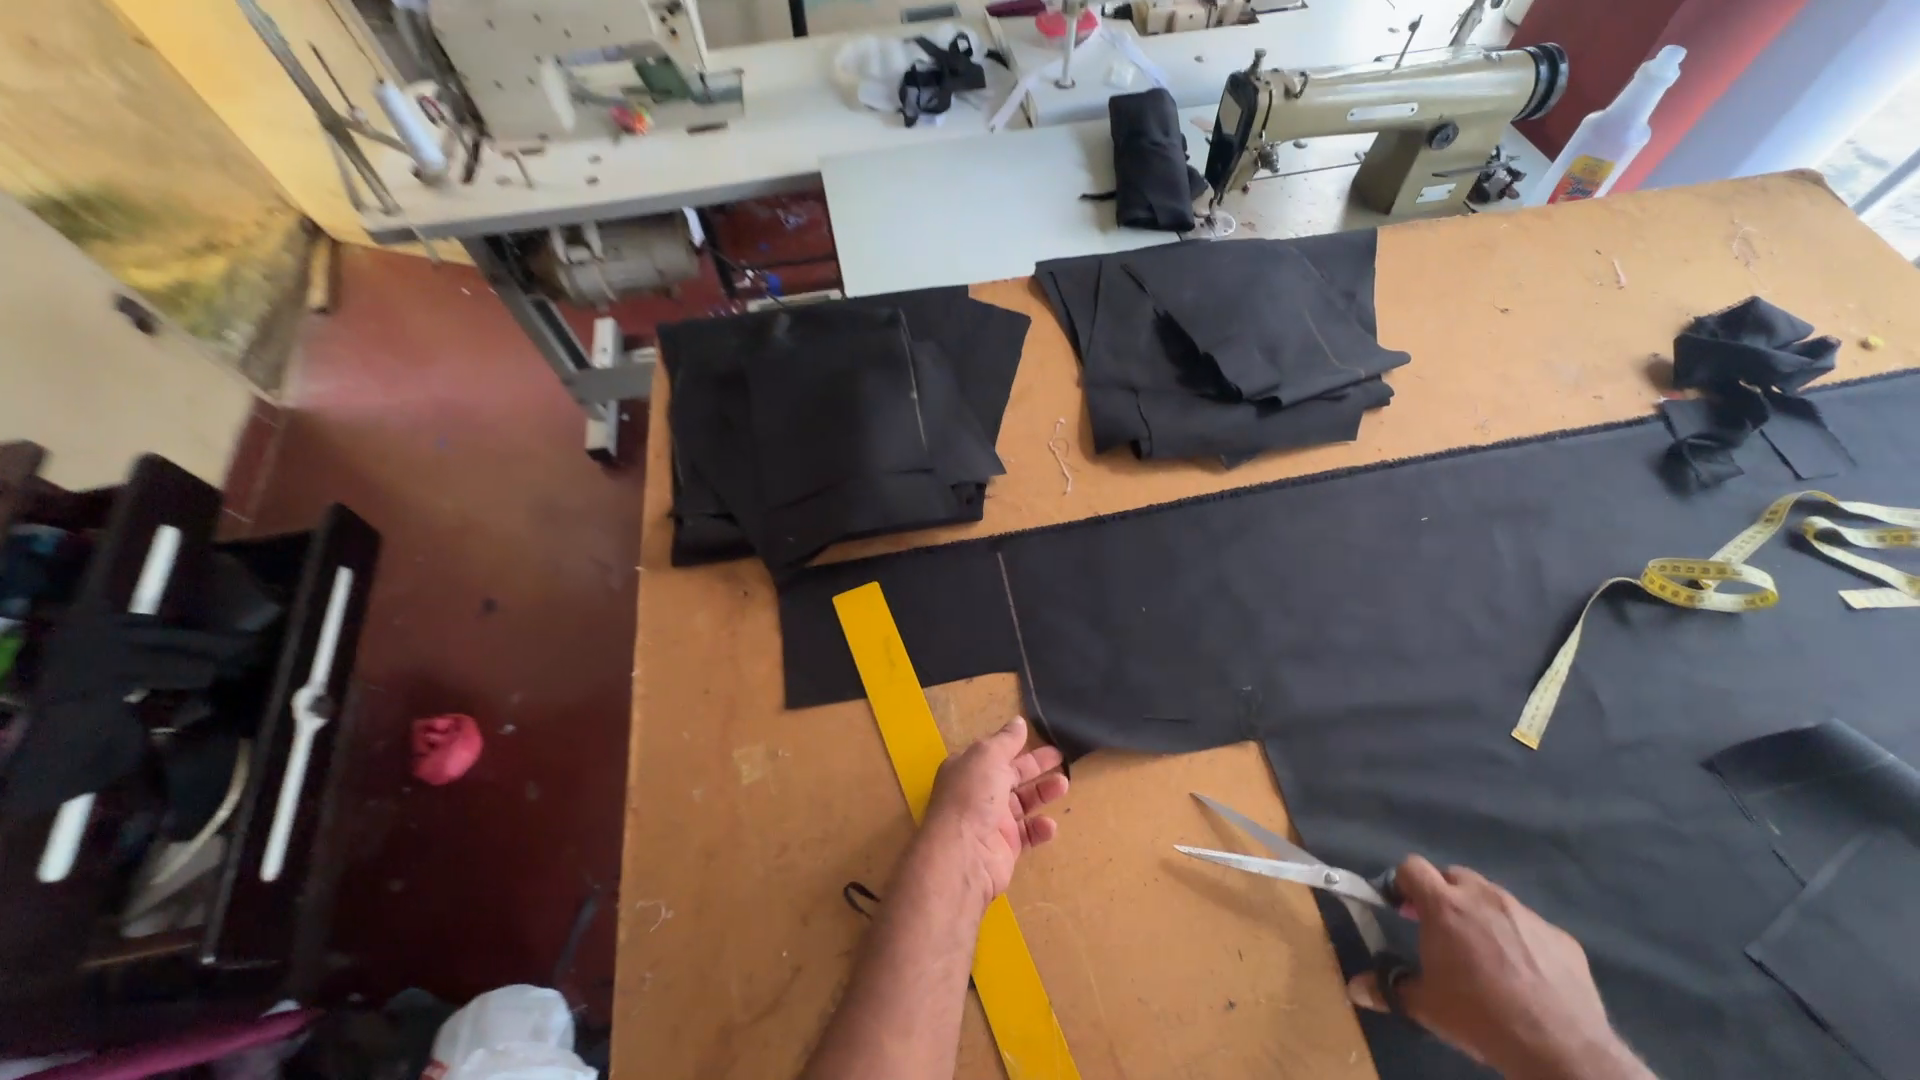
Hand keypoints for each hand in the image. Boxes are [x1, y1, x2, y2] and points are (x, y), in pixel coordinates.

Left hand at [910, 717, 1069, 912]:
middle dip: (1036, 766)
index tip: (1038, 737)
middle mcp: (977, 793)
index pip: (994, 753)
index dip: (1015, 745)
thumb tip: (1018, 722)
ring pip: (1022, 803)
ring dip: (1042, 793)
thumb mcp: (987, 756)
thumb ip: (1005, 740)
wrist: (964, 854)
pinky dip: (1039, 829)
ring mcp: (991, 821)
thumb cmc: (972, 796)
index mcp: (968, 769)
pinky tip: (1049, 825)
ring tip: (1063, 785)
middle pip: (1011, 775)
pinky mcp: (1004, 847)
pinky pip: (1027, 834)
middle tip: (1061, 758)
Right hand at [1347, 856, 1651, 1079]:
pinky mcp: (1561, 937)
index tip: (1402, 908)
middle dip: (1443, 894)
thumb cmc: (1479, 1016)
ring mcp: (1526, 914)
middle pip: (1453, 875)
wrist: (1560, 1048)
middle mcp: (1484, 897)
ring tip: (1483, 953)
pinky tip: (1523, 973)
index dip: (1402, 883)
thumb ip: (1388, 989)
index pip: (1411, 866)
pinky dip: (1519, 938)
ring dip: (1480, 914)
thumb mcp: (1424, 1006)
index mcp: (1444, 905)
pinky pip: (1530, 926)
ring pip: (1493, 898)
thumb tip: (1355, 988)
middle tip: (1439, 929)